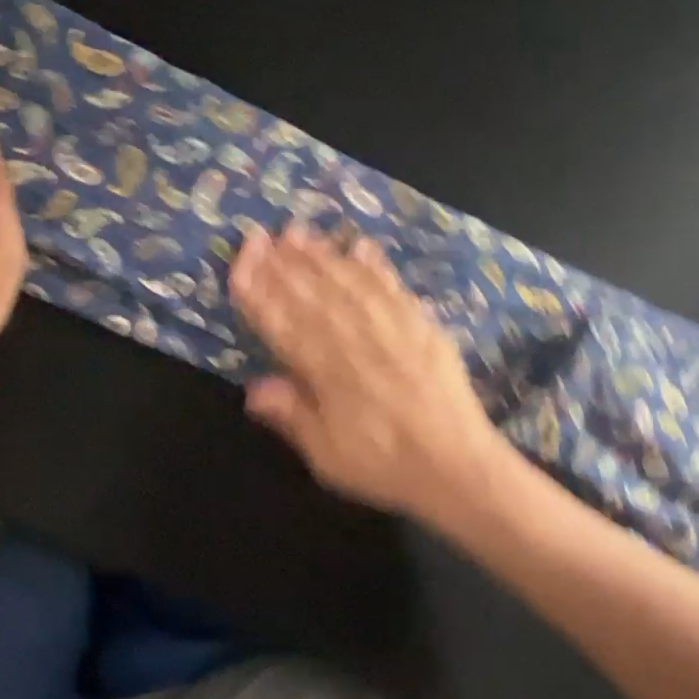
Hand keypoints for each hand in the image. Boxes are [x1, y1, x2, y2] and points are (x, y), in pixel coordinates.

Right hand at [229, 224, 508, 517]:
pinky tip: (361, 247)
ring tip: (299, 232)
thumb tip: (253, 387)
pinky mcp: (422, 325)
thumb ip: (291, 415)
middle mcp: (351, 336)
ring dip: (320, 255)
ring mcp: (389, 325)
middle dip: (281, 261)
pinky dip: (374, 265)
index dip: (257, 286)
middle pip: (309, 291)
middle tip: (261, 234)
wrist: (456, 466)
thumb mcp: (325, 455)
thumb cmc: (382, 464)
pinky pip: (391, 286)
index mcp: (322, 367)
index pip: (278, 318)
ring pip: (347, 280)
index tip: (242, 259)